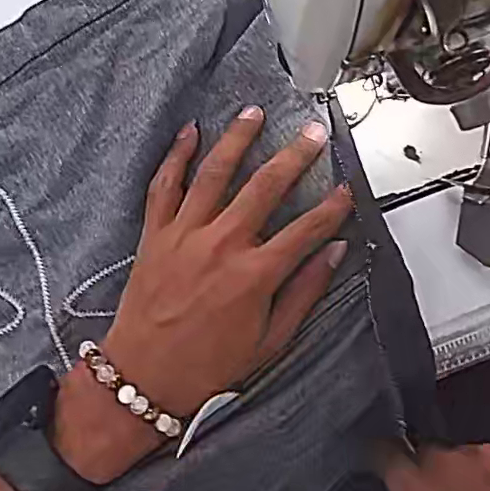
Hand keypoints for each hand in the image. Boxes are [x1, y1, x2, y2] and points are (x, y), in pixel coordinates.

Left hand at [53, 106, 351, 481]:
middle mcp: (221, 246)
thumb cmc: (205, 366)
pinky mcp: (156, 235)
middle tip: (311, 134)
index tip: (345, 191)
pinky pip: (164, 185)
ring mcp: (185, 235)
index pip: (306, 229)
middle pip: (265, 187)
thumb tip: (331, 256)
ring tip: (253, 113)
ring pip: (214, 173)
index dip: (332, 207)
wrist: (143, 378)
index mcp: (254, 276)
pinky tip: (189, 133)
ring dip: (237, 139)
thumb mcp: (269, 341)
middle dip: (294, 156)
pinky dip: (175, 156)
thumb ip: (303, 293)